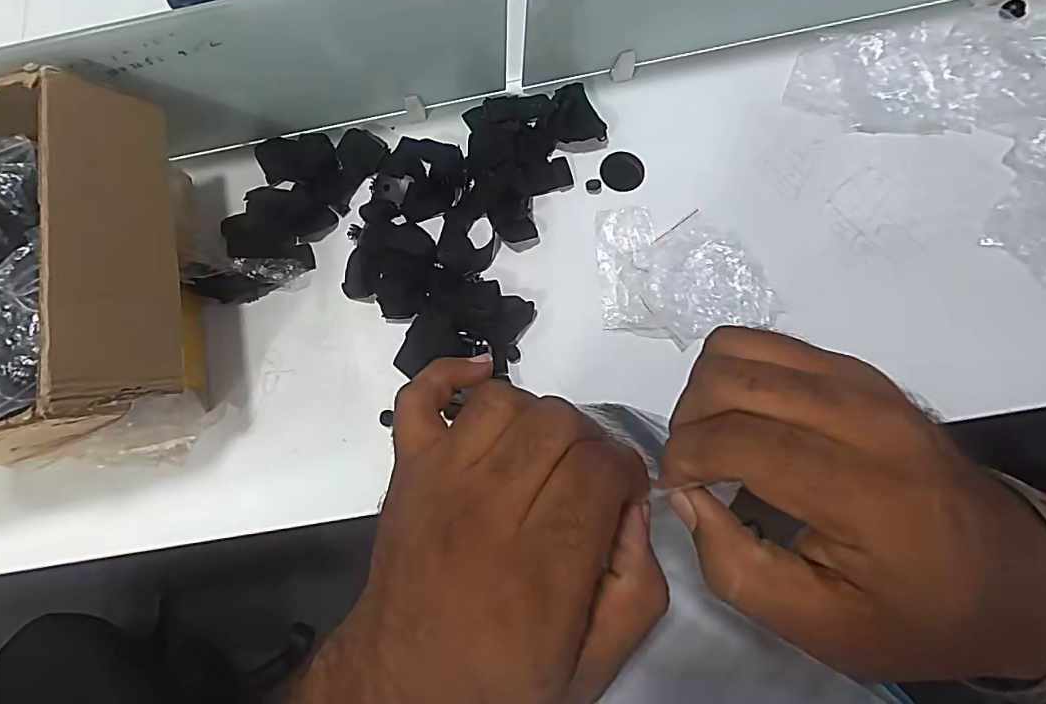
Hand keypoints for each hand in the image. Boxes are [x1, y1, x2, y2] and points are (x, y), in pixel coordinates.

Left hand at [292, 357, 666, 703]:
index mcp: (540, 570)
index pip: (600, 468)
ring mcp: (439, 478)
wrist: (408, 681)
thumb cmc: (500, 677)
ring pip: (503, 400)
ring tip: (543, 447)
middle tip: (589, 472)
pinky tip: (481, 374)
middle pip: (557, 424)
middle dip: (590, 441)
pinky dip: (448, 372)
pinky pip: (420, 394)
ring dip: (536, 414)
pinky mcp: (408, 464)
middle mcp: (486, 511)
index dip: (626, 468)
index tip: (625, 485)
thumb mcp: (593, 664)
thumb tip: (634, 507)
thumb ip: (637, 586)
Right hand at [659, 328, 1045, 683]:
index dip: (686, 457)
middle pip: (728, 380)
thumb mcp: (825, 629)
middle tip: (695, 463)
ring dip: (705, 388)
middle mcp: (862, 417)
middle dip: (687, 419)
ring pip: (737, 346)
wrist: (1017, 573)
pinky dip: (734, 371)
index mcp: (863, 491)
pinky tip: (747, 415)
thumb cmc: (921, 612)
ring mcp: (860, 380)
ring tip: (714, 434)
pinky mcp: (854, 366)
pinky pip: (764, 343)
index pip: (739, 440)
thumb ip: (735, 568)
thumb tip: (685, 496)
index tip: (677, 485)